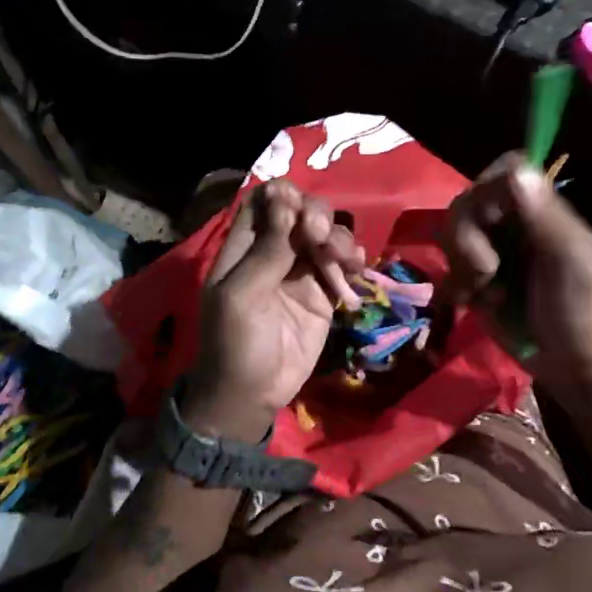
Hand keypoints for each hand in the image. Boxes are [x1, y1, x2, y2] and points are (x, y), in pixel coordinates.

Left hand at [188, 180, 364, 441]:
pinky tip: (356, 271)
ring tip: (345, 260)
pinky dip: (352, 260)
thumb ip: (267, 250)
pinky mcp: (322, 294)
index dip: (283, 196)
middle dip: (316, 215)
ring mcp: (299, 272)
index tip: (297, 209)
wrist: (252, 395)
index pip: (264, 201)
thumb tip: (286, 200)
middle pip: (300, 211)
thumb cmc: (235, 344)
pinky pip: (341, 265)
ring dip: (339, 238)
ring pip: (325, 234)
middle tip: (320, 235)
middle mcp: (273, 252)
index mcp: (243, 248)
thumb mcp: (241, 296)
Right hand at [443, 152, 591, 383]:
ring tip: (485, 292)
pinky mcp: (475, 277)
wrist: (571, 366)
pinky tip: (476, 303)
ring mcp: (492, 249)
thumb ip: (548, 217)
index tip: (489, 219)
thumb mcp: (574, 263)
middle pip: (469, 201)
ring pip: (452, 232)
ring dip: (462, 264)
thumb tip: (518, 169)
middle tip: (486, 271)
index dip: (488, 189)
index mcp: (544, 210)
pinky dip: (457, 284)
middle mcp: (514, 222)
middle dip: (467, 237)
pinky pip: (448, 265)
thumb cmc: (583, 312)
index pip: (506, 171)